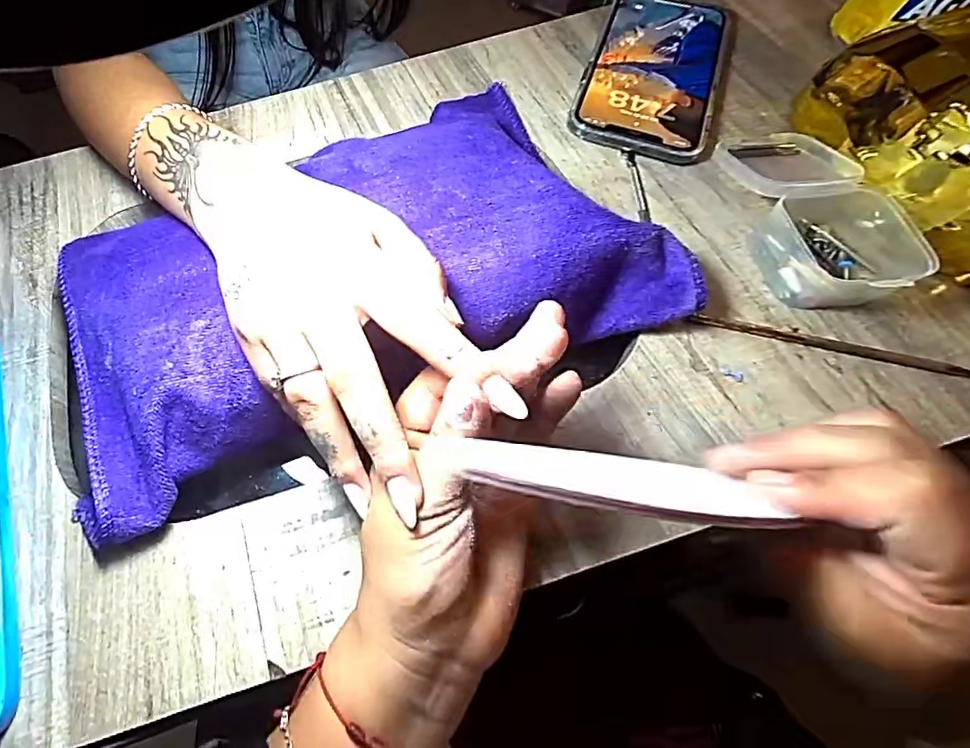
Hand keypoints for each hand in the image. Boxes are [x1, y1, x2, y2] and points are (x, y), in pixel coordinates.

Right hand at [162, 130, 530, 526]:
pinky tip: (326, 455)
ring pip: (309, 398)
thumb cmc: (322, 214)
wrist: (245, 204)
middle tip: (415, 501)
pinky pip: (280, 390)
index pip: (422, 325)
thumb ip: (419, 271)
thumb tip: (450, 323)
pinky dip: (305, 427)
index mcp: (359, 270)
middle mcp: (317, 302)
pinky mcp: (250, 336)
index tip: (507, 406)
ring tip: (363, 498)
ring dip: (337, 452)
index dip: (465, 367)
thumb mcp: (380, 224)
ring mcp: (277, 322)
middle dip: (387, 445)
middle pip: (356, 381)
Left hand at [356, 307, 583, 674]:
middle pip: (481, 388)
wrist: (434, 644)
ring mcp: (482, 463)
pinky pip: (535, 446)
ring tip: (560, 342)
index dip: (480, 361)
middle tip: (550, 324)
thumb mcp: (421, 507)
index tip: (516, 341)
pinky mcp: (513, 490)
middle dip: (514, 356)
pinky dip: (552, 417)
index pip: (445, 383)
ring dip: (536, 378)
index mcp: (406, 436)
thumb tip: (469, 388)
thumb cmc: (403, 576)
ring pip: (511, 410)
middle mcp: (444, 441)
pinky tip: (566, 389)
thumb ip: (450, 448)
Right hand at [706, 411, 969, 694]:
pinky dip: (809, 441)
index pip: (909, 493)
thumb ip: (796, 552)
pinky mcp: (921, 474)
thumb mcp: (841, 622)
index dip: (822, 483)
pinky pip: (863, 434)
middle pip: (884, 446)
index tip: (755, 489)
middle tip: (727, 464)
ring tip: (746, 460)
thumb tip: (753, 494)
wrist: (942, 674)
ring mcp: (957, 489)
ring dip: (797, 440)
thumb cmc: (899, 662)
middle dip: (792, 450)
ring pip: (870, 429)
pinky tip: (777, 461)